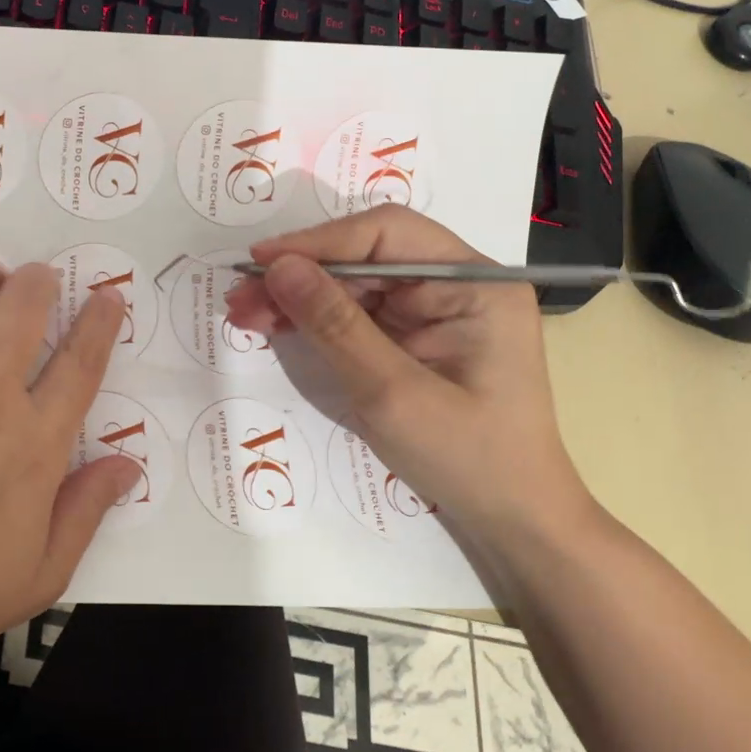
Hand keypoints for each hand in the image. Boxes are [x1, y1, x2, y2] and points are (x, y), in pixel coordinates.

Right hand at [225, 205, 593, 536]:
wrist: (510, 517)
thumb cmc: (467, 457)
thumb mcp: (392, 393)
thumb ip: (335, 326)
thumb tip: (279, 267)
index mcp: (474, 285)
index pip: (387, 234)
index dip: (320, 241)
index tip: (262, 262)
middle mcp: (455, 285)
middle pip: (363, 254)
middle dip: (299, 272)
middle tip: (241, 296)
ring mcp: (433, 310)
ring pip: (349, 281)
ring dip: (295, 294)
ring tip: (243, 312)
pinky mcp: (411, 335)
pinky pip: (352, 311)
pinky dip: (309, 317)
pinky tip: (272, 323)